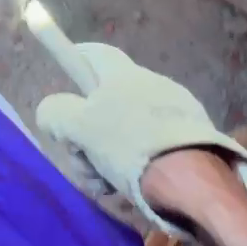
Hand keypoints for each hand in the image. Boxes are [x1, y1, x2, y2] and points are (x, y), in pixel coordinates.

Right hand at [35, 44, 246, 235]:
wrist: (195, 182)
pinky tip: (135, 192)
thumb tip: (51, 112)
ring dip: (109, 155)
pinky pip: (152, 148)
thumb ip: (56, 113)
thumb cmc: (130, 145)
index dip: (73, 56)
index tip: (61, 72)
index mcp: (123, 74)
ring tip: (109, 185)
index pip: (93, 53)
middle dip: (87, 132)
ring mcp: (176, 113)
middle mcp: (151, 84)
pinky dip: (138, 166)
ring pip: (126, 130)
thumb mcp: (78, 127)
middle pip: (105, 102)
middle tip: (82, 157)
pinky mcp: (194, 143)